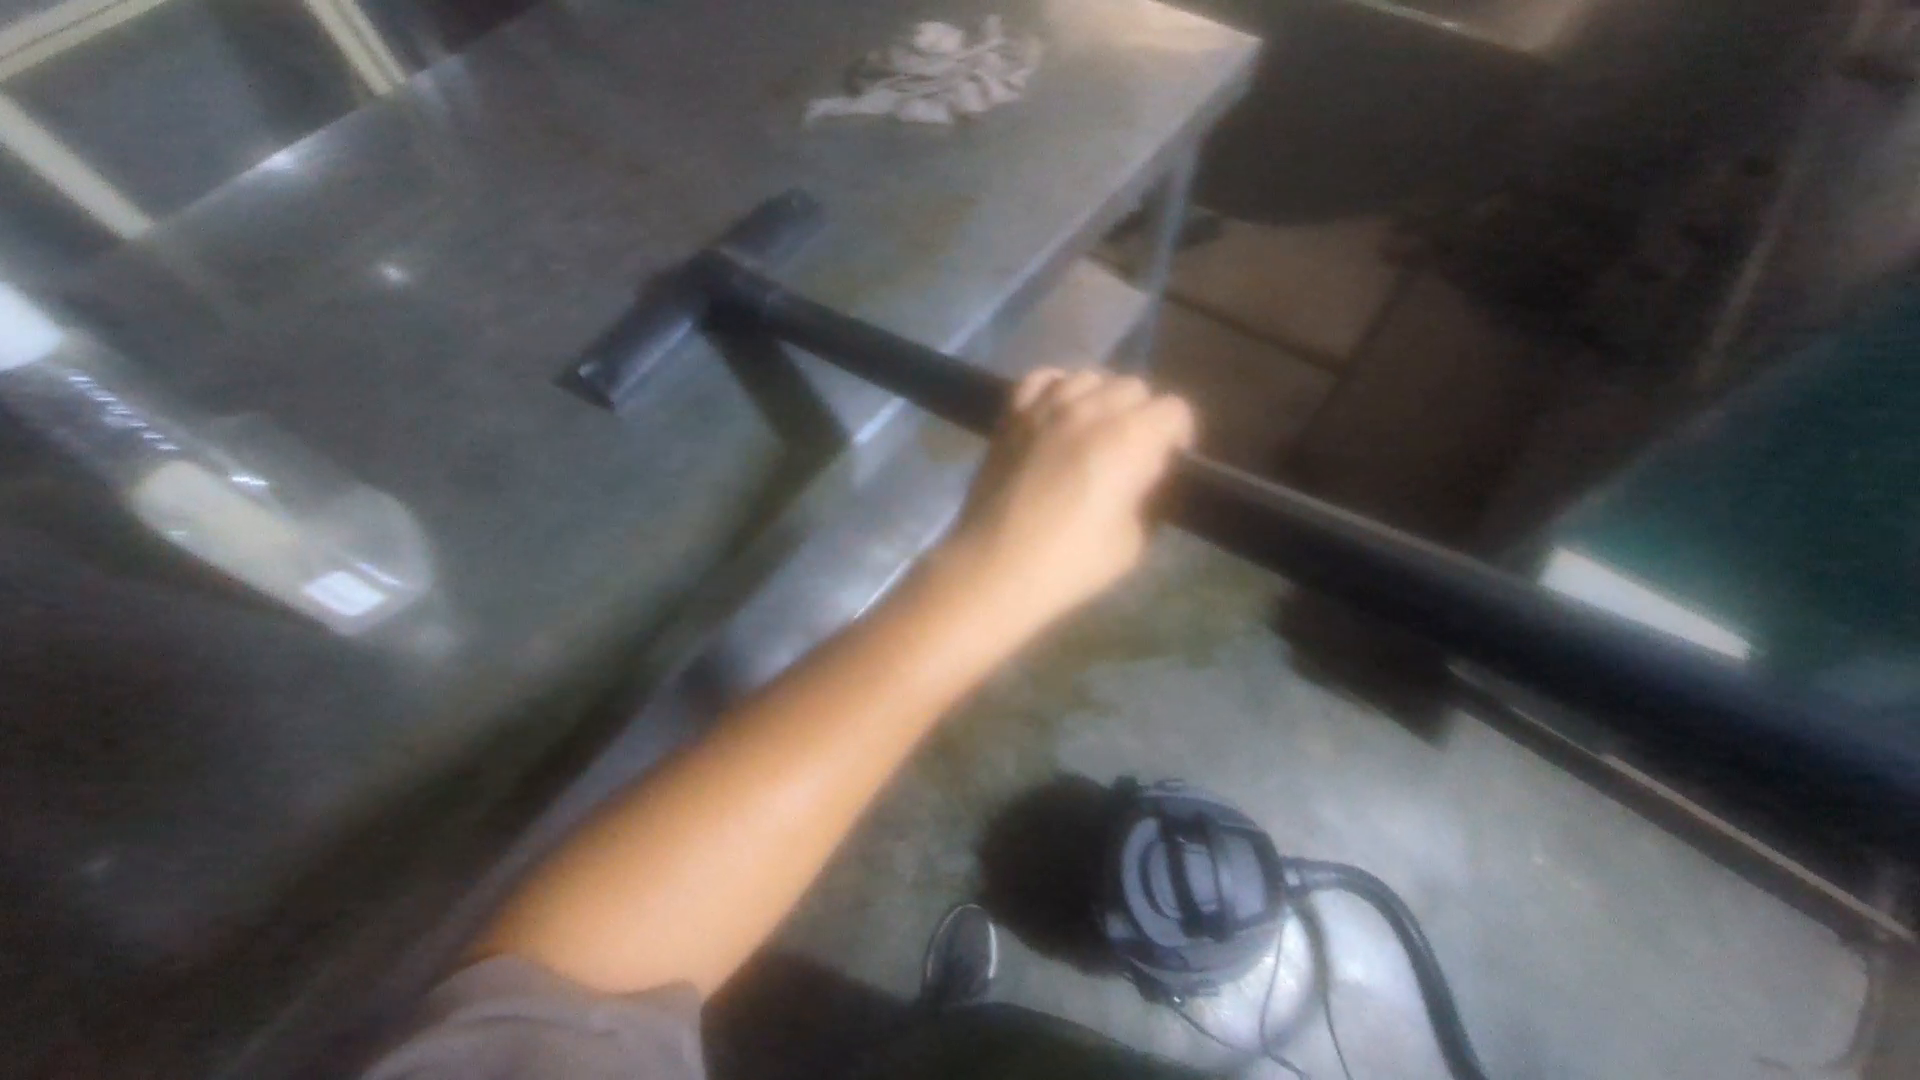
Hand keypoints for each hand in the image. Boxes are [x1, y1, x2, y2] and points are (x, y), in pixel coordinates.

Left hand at [930, 367, 1195, 634]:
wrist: (994, 566)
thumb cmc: (1070, 563)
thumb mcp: (1133, 541)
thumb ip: (1147, 498)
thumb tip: (1146, 479)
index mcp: (1130, 438)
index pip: (1174, 410)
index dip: (1178, 434)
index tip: (1170, 458)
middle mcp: (1091, 409)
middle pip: (1133, 387)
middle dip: (1142, 414)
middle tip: (1133, 449)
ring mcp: (1046, 406)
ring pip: (1089, 377)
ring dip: (1101, 398)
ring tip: (1094, 430)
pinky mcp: (1012, 415)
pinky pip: (1042, 379)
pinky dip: (1057, 388)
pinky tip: (1058, 412)